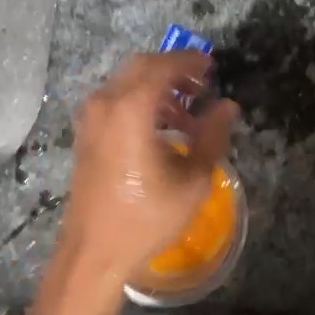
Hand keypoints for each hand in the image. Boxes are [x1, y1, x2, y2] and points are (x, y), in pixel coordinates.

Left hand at [59, 50, 240, 285]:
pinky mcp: (86, 134)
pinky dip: (140, 102)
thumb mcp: (192, 180)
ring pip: (127, 83)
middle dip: (174, 71)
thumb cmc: (146, 217)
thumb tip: (228, 107)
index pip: (162, 66)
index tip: (212, 67)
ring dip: (158, 89)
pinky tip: (163, 130)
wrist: (94, 252)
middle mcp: (106, 103)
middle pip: (142, 68)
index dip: (189, 62)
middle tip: (202, 87)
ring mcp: (91, 118)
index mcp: (131, 108)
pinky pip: (116, 102)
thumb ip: (213, 136)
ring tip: (188, 115)